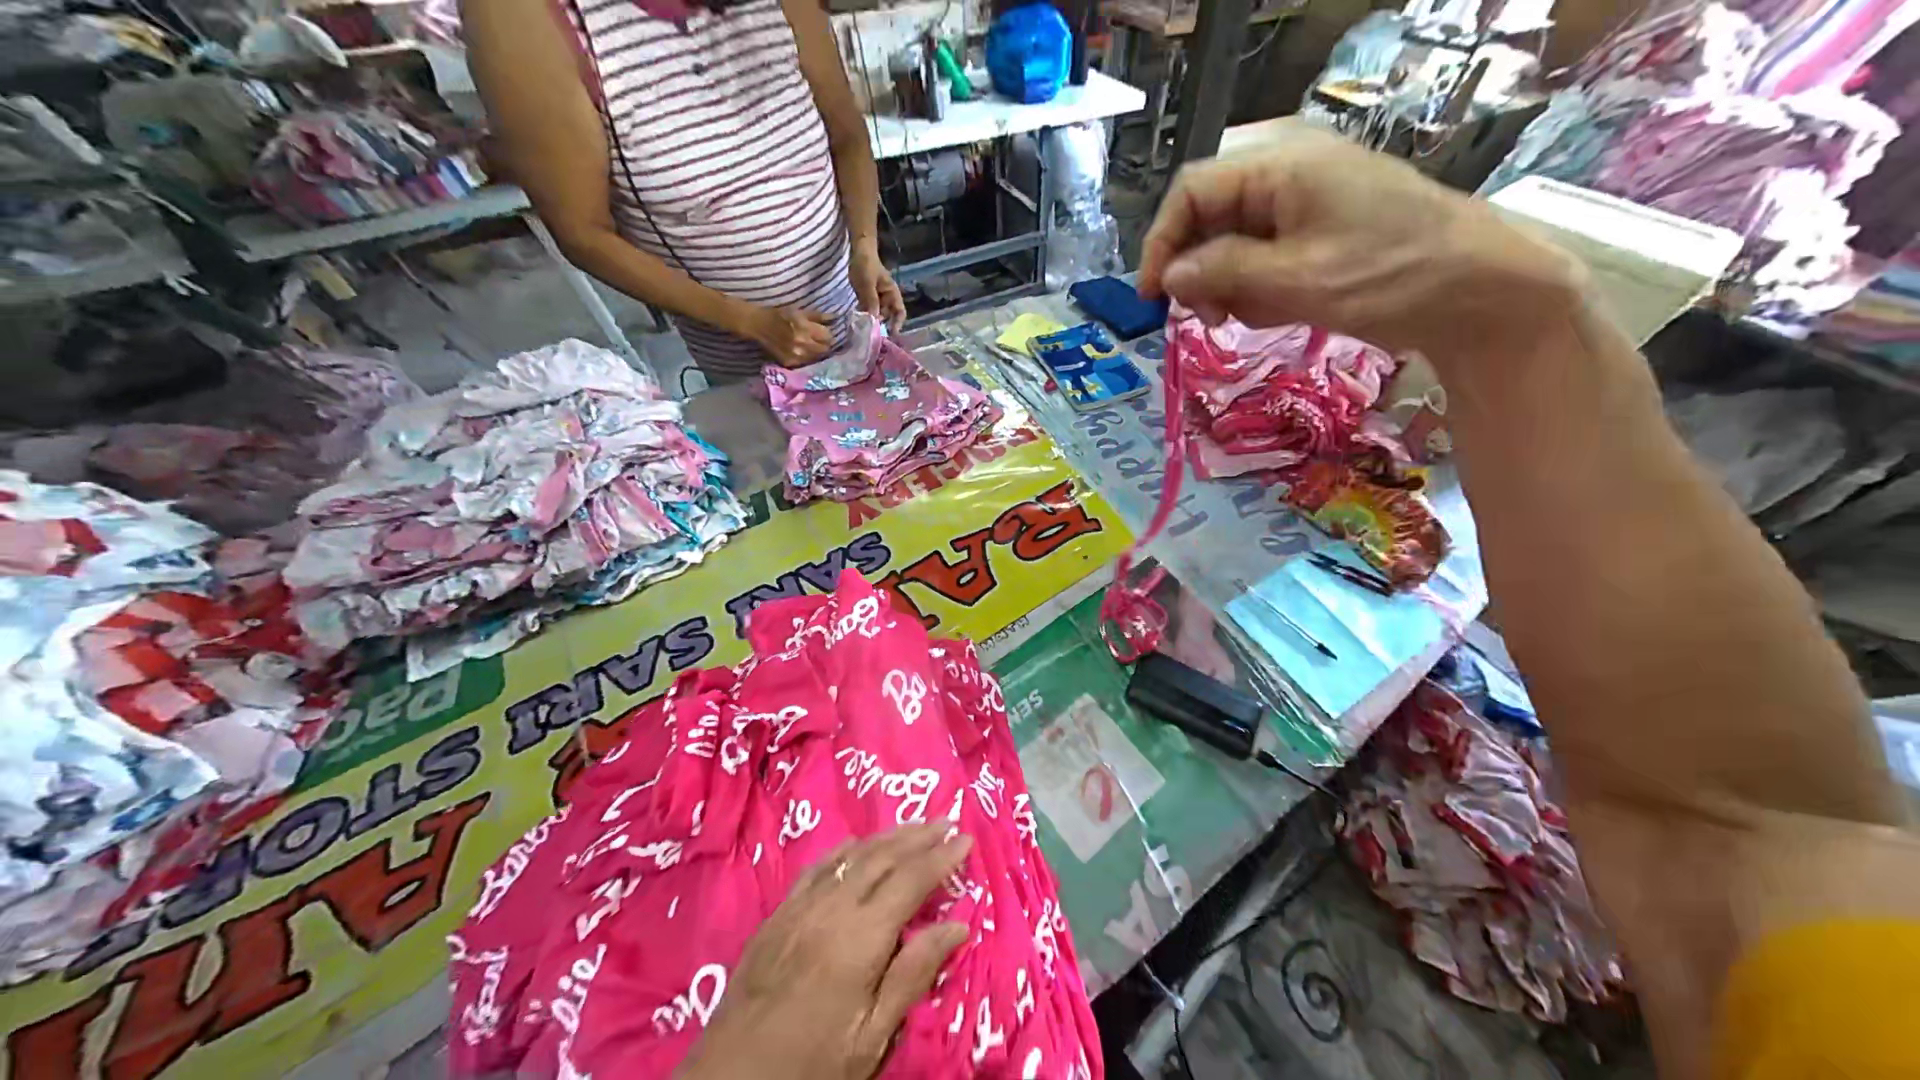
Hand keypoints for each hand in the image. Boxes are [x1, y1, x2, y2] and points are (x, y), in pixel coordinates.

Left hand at [675, 824, 972, 1079]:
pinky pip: (818, 867)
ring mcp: (801, 906)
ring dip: (887, 836)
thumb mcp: (871, 1036)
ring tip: (914, 827)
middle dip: (919, 836)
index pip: (911, 880)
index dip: (942, 857)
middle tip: (947, 823)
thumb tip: (957, 924)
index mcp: (860, 937)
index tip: (966, 840)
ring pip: (851, 855)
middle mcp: (832, 908)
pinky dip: (844, 850)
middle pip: (883, 857)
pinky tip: (854, 844)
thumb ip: (914, 974)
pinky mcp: (778, 914)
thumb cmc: (811, 1065)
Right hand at [747, 305, 835, 366]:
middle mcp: (803, 344)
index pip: (828, 338)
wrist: (759, 325)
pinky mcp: (790, 363)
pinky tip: (802, 352)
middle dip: (825, 345)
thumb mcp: (800, 312)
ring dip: (816, 353)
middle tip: (819, 341)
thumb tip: (836, 318)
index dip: (828, 335)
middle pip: (825, 350)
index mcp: (806, 329)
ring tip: (810, 346)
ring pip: (816, 358)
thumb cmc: (780, 315)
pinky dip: (806, 358)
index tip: (824, 333)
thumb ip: (819, 317)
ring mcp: (796, 356)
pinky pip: (806, 363)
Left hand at [849, 243, 906, 330]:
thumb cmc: (866, 265)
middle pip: (887, 316)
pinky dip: (864, 314)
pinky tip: (856, 319)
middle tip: (869, 332)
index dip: (897, 324)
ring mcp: (877, 298)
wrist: (858, 251)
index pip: (900, 312)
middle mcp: (887, 298)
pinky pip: (868, 309)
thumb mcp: (868, 283)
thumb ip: (871, 301)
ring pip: (876, 314)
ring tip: (861, 327)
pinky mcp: (868, 298)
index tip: (891, 334)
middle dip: (880, 324)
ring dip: (870, 320)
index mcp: (892, 293)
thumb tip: (874, 320)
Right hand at [1137, 121, 1585, 369]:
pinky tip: (1280, 308)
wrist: (1477, 291)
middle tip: (1209, 317)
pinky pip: (1263, 255)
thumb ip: (1222, 272)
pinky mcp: (1317, 229)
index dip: (1162, 242)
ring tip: (1253, 315)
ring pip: (1232, 242)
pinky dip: (1258, 286)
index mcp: (1280, 164)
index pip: (1191, 191)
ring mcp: (1304, 200)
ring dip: (1229, 284)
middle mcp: (1287, 171)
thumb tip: (1166, 276)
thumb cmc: (1388, 276)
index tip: (1153, 296)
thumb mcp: (1295, 279)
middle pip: (1209, 217)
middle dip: (1200, 269)